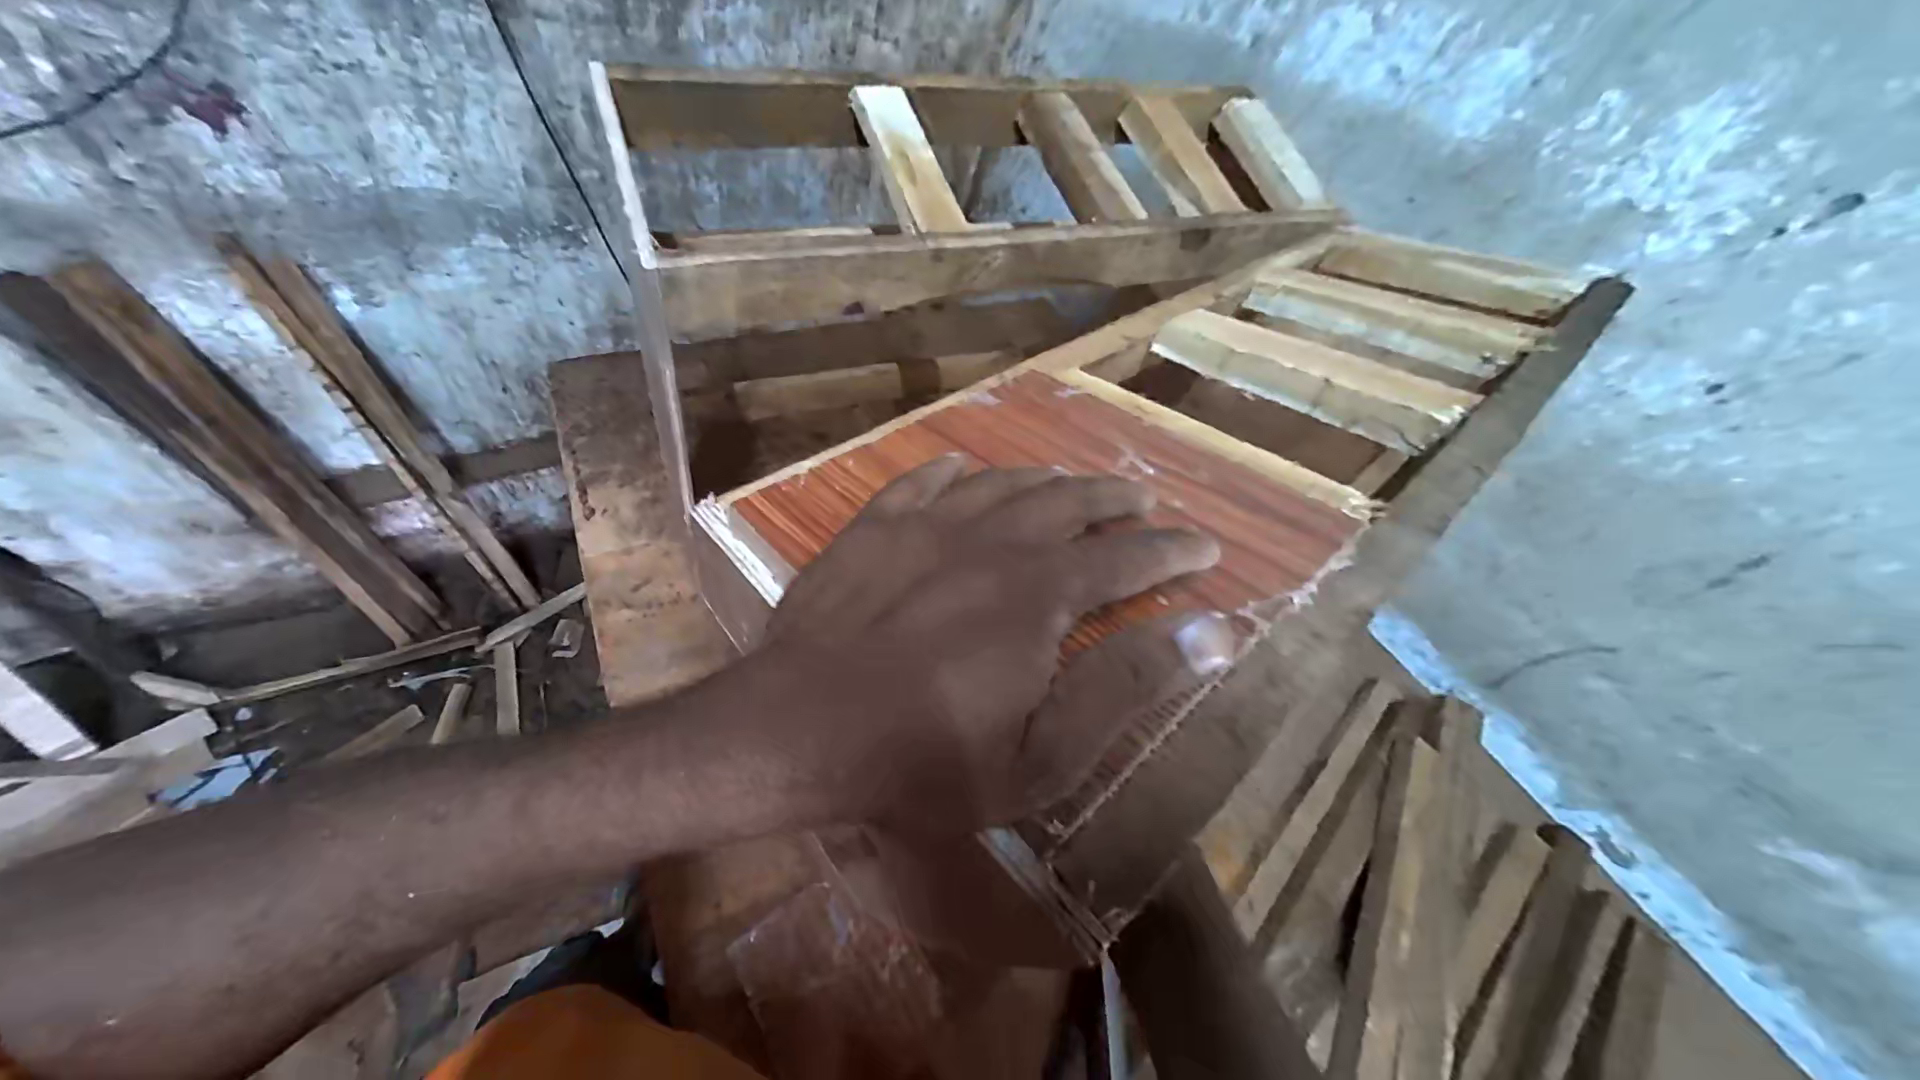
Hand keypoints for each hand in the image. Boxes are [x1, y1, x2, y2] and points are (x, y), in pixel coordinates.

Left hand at [752, 455, 1234, 833]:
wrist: (797, 730)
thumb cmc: (925, 760)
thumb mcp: (1044, 752)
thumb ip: (1127, 684)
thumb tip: (1214, 632)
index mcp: (1040, 592)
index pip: (1127, 556)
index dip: (1173, 551)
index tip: (1205, 545)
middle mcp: (991, 541)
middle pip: (1069, 504)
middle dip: (1116, 501)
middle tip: (1144, 501)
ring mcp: (925, 526)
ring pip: (1002, 484)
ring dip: (1046, 481)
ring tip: (1070, 483)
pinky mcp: (871, 529)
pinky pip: (920, 482)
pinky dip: (951, 472)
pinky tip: (960, 468)